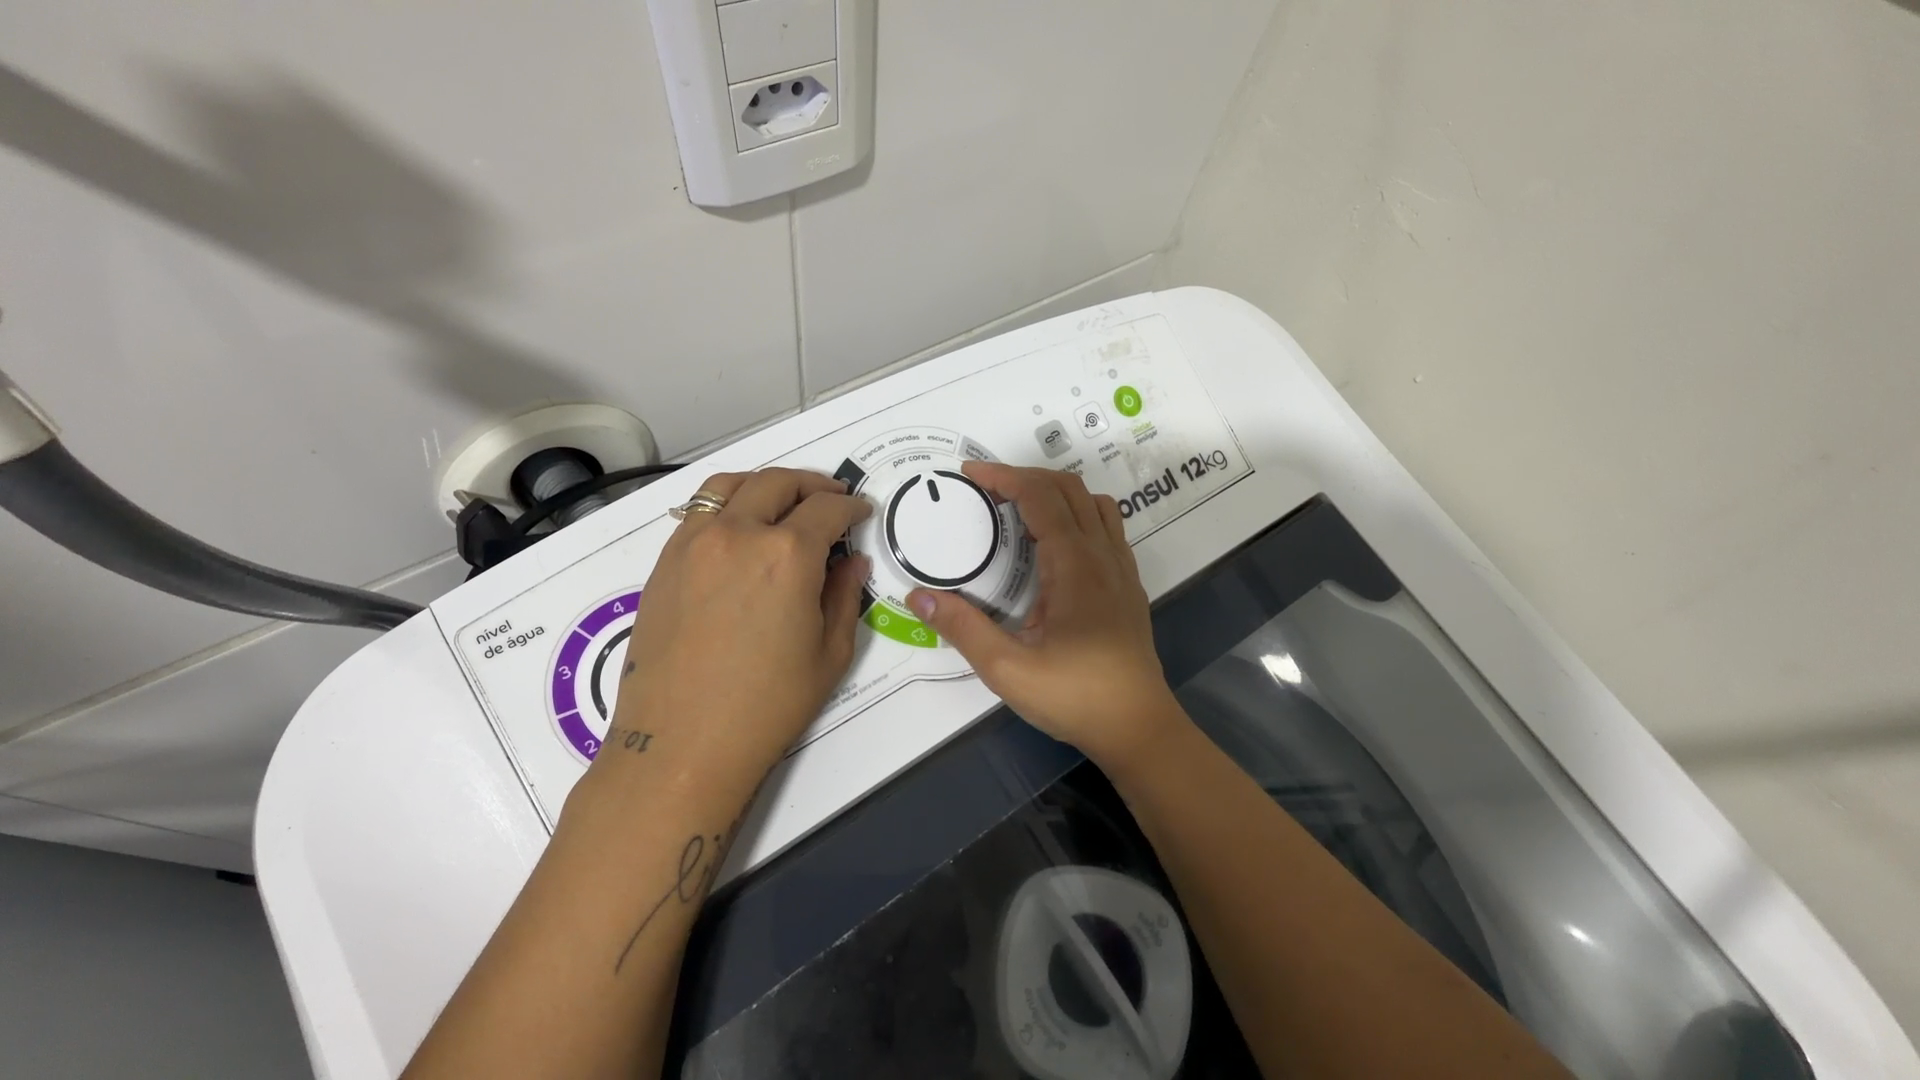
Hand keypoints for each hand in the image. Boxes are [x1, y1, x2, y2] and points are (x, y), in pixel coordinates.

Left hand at [598, 468, 871, 787]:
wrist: (682, 743)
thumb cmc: (767, 707)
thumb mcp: (829, 655)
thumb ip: (844, 596)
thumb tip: (851, 562)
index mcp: (787, 554)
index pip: (827, 509)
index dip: (851, 507)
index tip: (861, 512)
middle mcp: (738, 533)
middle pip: (778, 483)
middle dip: (812, 485)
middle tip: (831, 498)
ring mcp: (693, 543)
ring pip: (730, 485)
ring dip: (765, 485)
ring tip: (783, 502)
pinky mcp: (664, 562)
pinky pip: (698, 512)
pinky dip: (727, 505)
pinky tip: (740, 530)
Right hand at [906, 462, 1184, 767]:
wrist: (1138, 728)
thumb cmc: (1074, 697)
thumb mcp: (1007, 669)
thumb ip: (962, 628)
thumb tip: (917, 596)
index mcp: (1074, 565)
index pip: (1040, 496)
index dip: (1003, 477)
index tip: (969, 474)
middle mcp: (1102, 556)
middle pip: (1068, 489)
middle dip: (1025, 477)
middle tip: (985, 490)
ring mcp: (1121, 570)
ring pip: (1093, 504)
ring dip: (1055, 493)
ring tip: (1018, 510)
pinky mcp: (1128, 587)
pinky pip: (1106, 529)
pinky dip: (1076, 516)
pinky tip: (1052, 547)